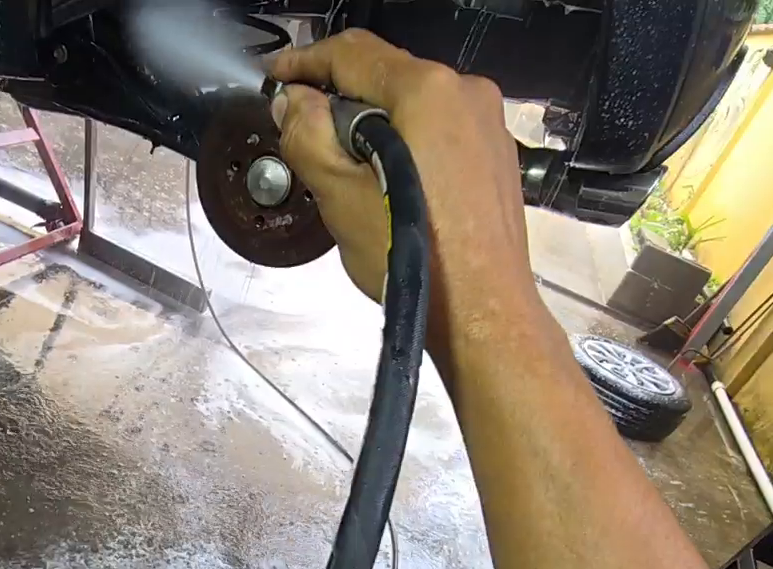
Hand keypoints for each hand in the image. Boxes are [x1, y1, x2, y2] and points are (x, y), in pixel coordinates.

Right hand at [269, 30, 542, 362]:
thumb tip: (293, 104)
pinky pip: (439, 136)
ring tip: (348, 176)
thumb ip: (307, 137)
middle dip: (340, 102)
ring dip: (373, 130)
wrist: (479, 312)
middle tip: (305, 136)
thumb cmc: (418, 263)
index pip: (352, 52)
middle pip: (386, 78)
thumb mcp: (340, 197)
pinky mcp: (494, 160)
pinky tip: (389, 192)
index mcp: (427, 92)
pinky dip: (406, 149)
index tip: (277, 77)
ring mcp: (487, 127)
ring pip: (413, 109)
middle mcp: (466, 95)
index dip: (304, 61)